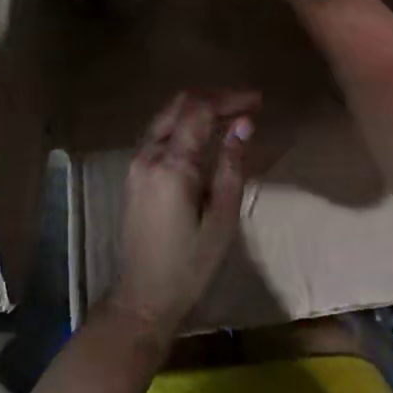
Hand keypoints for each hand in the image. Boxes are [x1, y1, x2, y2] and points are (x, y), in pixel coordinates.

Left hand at [105, 91, 257, 340]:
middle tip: (246, 103)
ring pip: (166, 117)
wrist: (143, 294)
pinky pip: (159, 133)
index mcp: (170, 166)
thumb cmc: (190, 264)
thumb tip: (243, 124)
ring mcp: (136, 162)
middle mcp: (148, 155)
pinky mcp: (134, 173)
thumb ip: (231, 167)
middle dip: (213, 97)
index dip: (229, 99)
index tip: (258, 100)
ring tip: (230, 113)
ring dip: (196, 108)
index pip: (199, 111)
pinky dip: (182, 123)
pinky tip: (204, 133)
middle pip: (178, 106)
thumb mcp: (221, 219)